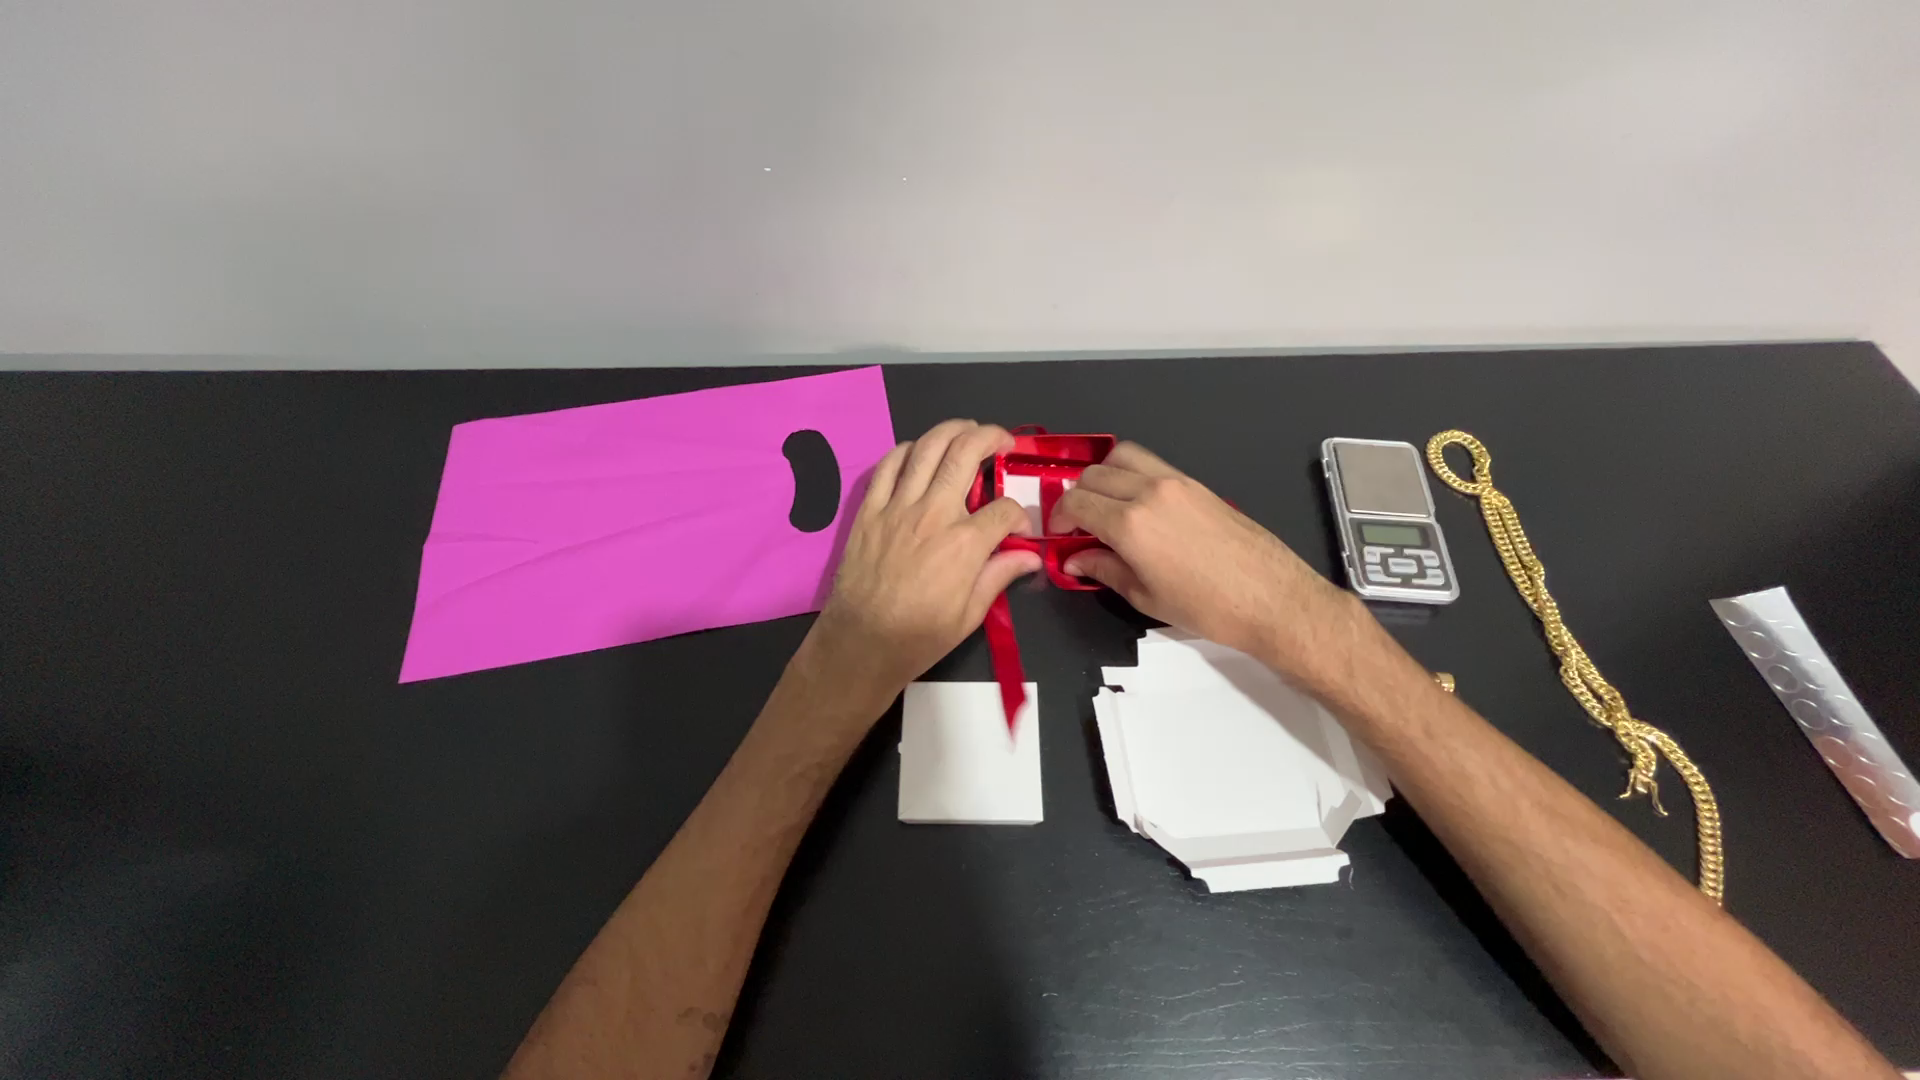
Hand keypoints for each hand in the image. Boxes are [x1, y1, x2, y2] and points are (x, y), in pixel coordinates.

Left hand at [804, 420, 1041, 709]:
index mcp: (964, 543)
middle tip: (1003, 440)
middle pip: (966, 454)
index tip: (1017, 531)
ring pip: (928, 449)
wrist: (861, 643)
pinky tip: (919, 450)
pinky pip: (888, 466)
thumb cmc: (919, 636)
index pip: (1004, 509)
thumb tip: (1031, 555)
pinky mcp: (870, 510)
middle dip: (991, 438)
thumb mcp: (970, 615)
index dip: (1019, 516)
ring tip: (967, 429)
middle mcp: (933, 514)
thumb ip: (1000, 575)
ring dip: (952, 430)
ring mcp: (897, 507)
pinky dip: (907, 450)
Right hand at [1050, 442, 1360, 688]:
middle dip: (1076, 497)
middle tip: (1078, 525)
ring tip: (1105, 506)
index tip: (1059, 536)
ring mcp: (1176, 482)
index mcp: (1130, 523)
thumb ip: (1104, 569)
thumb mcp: (1144, 596)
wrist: (1271, 598)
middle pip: (1094, 474)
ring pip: (1122, 457)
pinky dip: (1132, 475)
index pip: (1075, 502)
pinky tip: (1137, 506)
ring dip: (1103, 476)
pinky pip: (1151, 465)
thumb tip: (1075, 559)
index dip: (1058, 518)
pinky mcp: (1197, 484)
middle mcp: (1149, 492)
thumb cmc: (1206, 607)